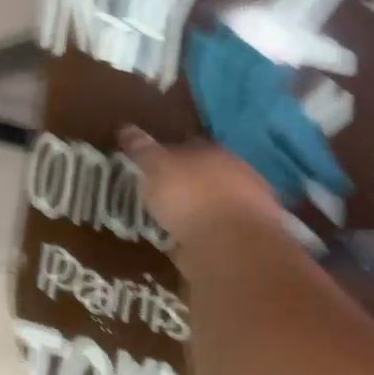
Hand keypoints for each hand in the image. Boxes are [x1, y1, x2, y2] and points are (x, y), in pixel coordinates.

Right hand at [120, 126, 291, 247]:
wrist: (234, 247)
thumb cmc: (191, 196)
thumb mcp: (155, 166)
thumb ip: (141, 148)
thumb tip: (126, 127)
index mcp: (216, 152)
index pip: (186, 144)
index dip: (163, 152)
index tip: (143, 162)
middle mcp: (237, 174)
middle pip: (201, 172)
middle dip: (180, 179)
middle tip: (152, 188)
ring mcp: (247, 206)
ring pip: (210, 200)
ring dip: (191, 206)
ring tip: (163, 215)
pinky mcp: (246, 236)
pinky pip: (214, 226)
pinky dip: (198, 228)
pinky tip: (179, 235)